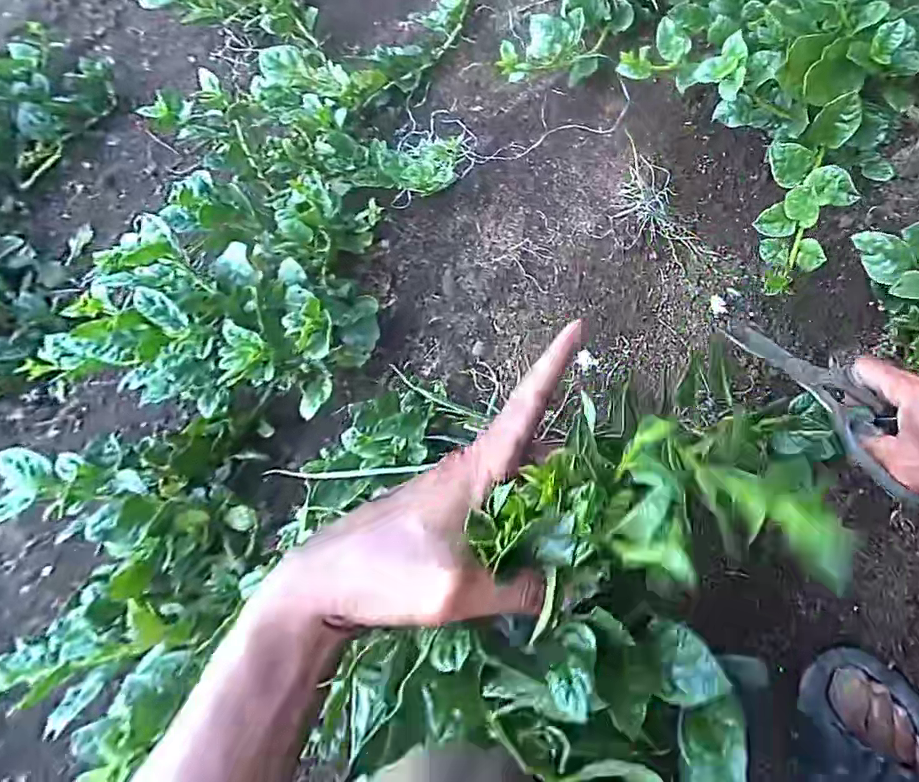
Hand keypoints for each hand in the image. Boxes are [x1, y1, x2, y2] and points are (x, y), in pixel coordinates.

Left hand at [262, 320, 585, 631]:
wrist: (316, 585)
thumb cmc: (386, 574)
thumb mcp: (457, 592)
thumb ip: (516, 590)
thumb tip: (562, 590)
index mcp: (483, 465)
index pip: (529, 402)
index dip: (555, 363)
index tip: (578, 326)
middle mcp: (476, 462)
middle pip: (540, 444)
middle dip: (574, 459)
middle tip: (602, 492)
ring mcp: (462, 481)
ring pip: (522, 472)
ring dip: (550, 488)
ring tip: (574, 526)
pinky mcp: (451, 503)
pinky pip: (505, 492)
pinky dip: (527, 506)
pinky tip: (531, 541)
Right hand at [850, 357, 918, 523]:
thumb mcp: (902, 465)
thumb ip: (870, 442)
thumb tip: (858, 432)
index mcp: (913, 388)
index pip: (867, 367)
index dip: (851, 383)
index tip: (848, 403)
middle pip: (893, 381)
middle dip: (883, 405)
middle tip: (885, 438)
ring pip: (917, 392)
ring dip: (909, 413)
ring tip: (918, 448)